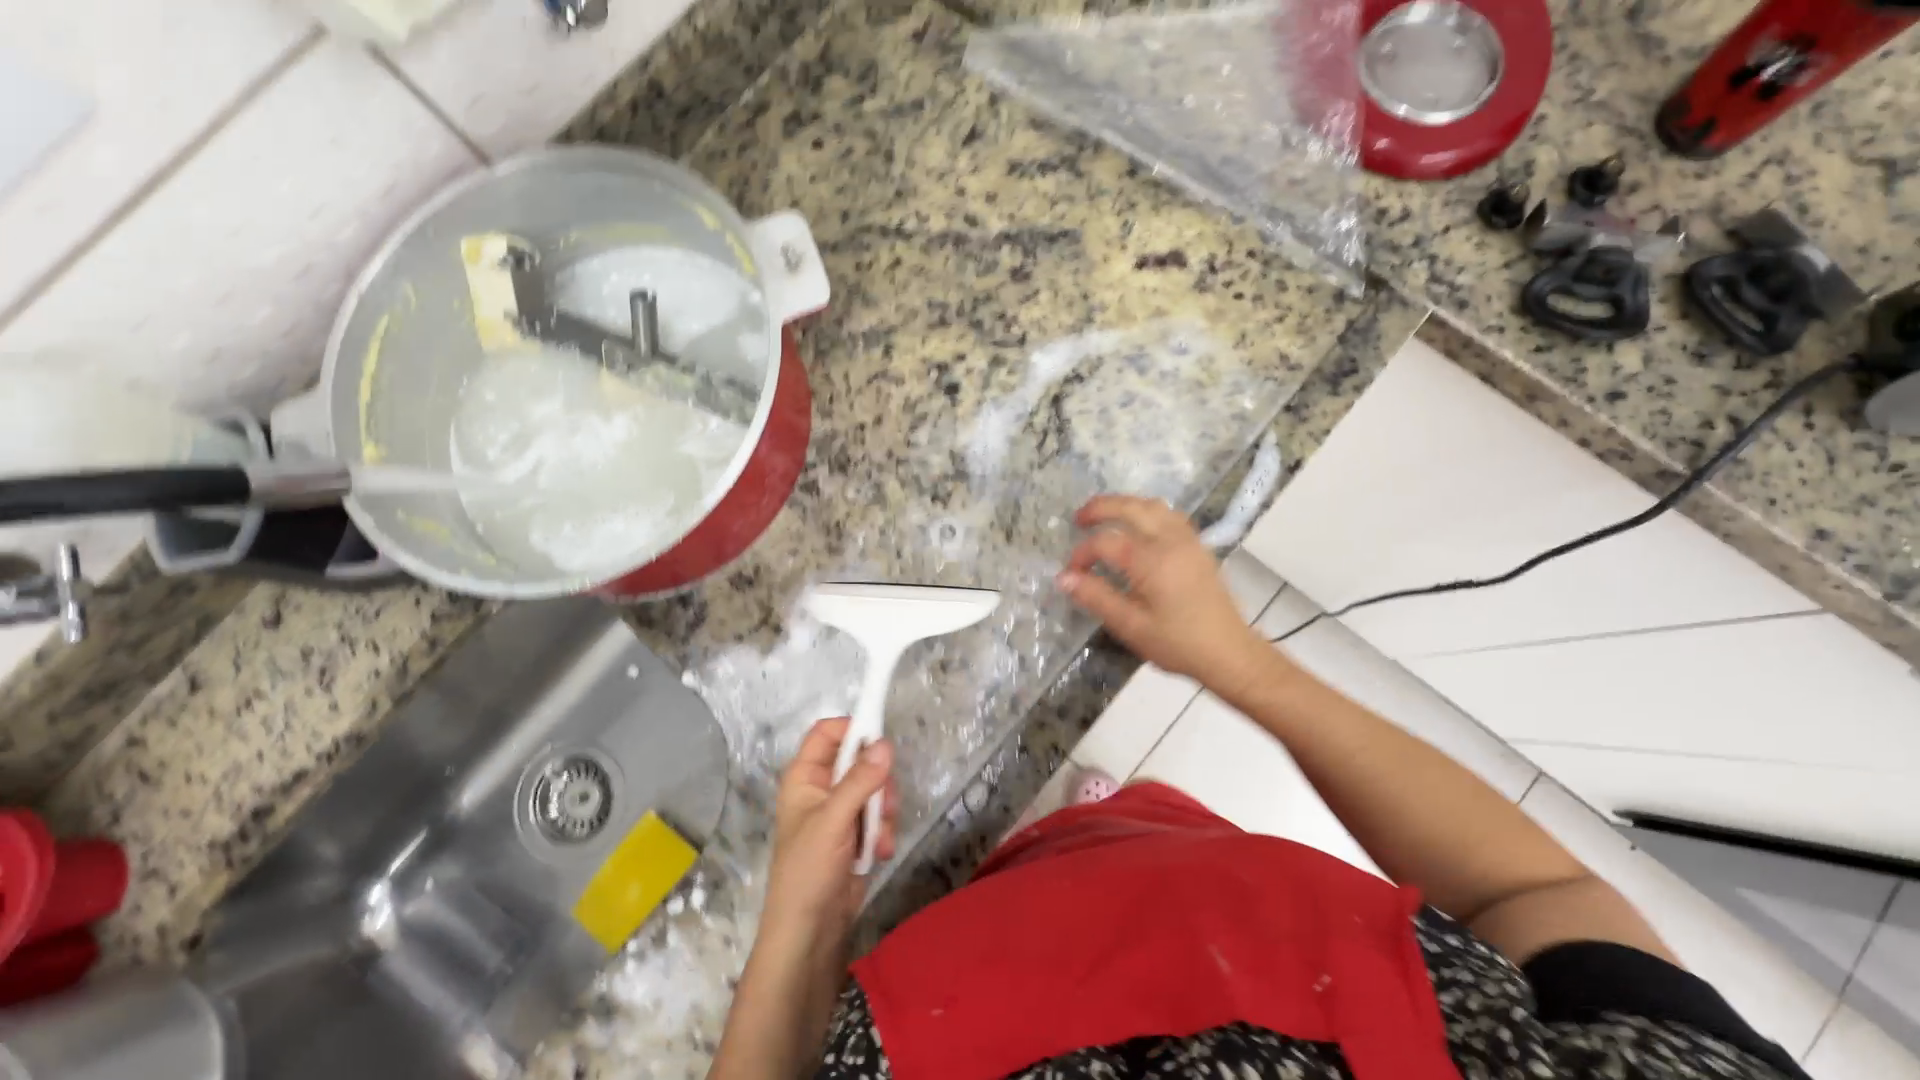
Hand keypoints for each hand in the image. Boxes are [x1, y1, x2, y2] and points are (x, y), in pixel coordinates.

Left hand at [762, 717, 898, 955]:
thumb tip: (884, 744)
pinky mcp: (856, 836)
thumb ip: (859, 781)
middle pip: (860, 760)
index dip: (853, 729)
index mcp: (804, 777)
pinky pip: (879, 817)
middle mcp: (822, 789)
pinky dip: (883, 833)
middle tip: (883, 802)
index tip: (880, 737)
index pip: (827, 733)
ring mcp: (841, 813)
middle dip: (878, 782)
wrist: (810, 930)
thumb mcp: (833, 821)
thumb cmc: (808, 870)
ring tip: (877, 838)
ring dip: (883, 812)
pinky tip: (878, 853)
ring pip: (875, 790)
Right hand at [1057, 495, 1272, 690]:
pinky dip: (1148, 512)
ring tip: (1106, 518)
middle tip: (1078, 518)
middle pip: (1131, 508)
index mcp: (1150, 561)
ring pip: (1153, 506)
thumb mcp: (1130, 626)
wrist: (1228, 652)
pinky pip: (1170, 516)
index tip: (1071, 574)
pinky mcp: (1199, 548)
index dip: (1082, 554)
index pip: (1105, 543)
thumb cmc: (1177, 643)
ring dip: (1126, 505)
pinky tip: (1140, 527)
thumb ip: (1096, 598)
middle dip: (1101, 508)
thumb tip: (1063, 577)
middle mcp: (1170, 541)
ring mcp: (1188, 541)